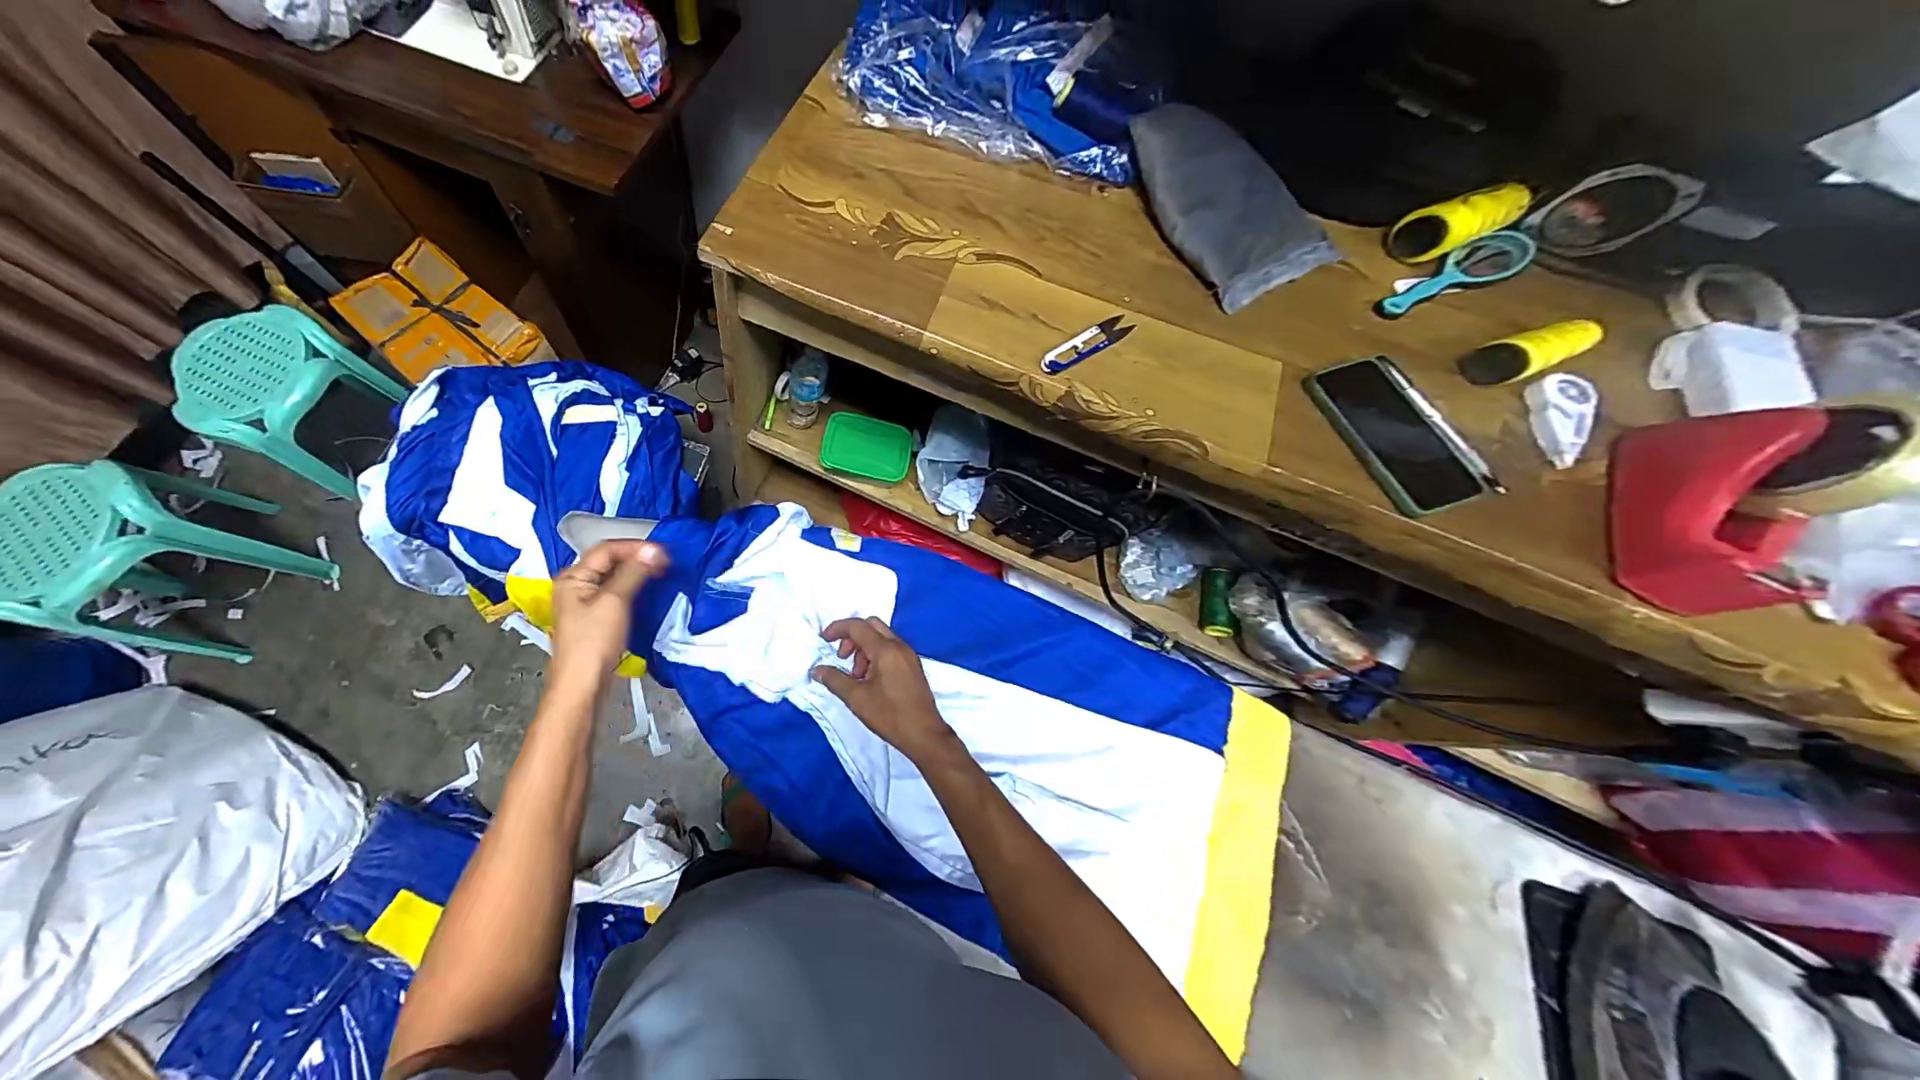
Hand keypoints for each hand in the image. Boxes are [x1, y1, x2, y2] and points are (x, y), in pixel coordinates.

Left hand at [550, 540, 668, 685]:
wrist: (585, 683)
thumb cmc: (592, 643)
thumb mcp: (615, 601)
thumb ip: (634, 572)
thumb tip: (652, 551)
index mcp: (572, 578)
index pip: (606, 549)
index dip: (635, 547)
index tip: (662, 552)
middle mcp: (576, 587)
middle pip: (610, 562)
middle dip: (637, 559)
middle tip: (664, 562)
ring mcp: (586, 603)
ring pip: (615, 578)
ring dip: (638, 574)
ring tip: (660, 574)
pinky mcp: (598, 618)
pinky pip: (618, 594)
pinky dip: (635, 589)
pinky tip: (649, 593)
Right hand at [811, 617, 959, 765]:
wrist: (924, 733)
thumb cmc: (890, 715)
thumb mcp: (857, 698)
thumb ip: (834, 680)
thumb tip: (817, 670)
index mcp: (886, 650)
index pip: (858, 626)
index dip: (837, 629)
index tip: (824, 640)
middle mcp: (900, 646)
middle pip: (871, 626)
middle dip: (852, 637)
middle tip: (842, 658)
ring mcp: (909, 655)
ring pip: (881, 637)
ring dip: (863, 649)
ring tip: (856, 676)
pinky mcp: (913, 665)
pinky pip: (891, 649)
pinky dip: (876, 655)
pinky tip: (870, 679)